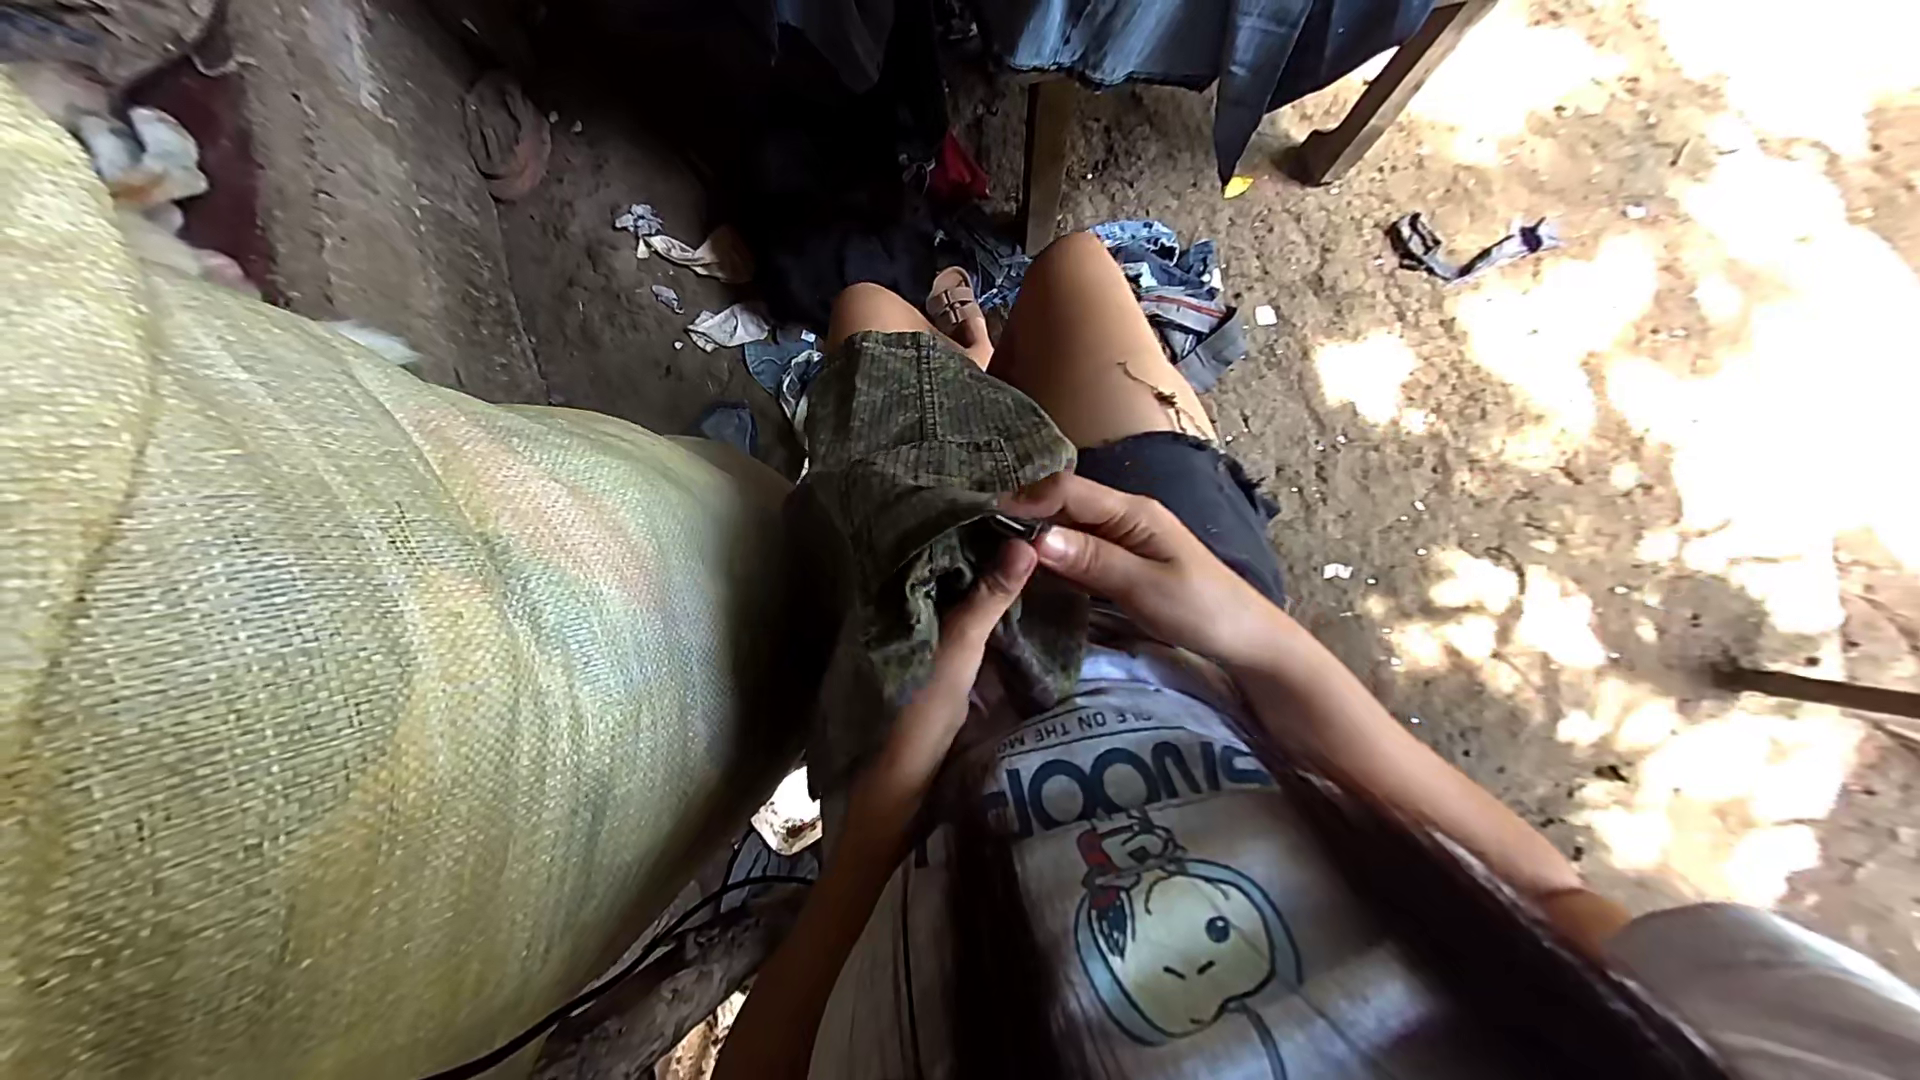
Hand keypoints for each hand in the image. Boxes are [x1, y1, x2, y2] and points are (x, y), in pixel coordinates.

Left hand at [870, 538, 1037, 782]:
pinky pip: (957, 615)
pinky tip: (1004, 592)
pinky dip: (978, 603)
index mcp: (894, 594)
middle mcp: (900, 604)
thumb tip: (1025, 543)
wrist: (898, 778)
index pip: (931, 542)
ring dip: (980, 572)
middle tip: (1022, 518)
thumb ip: (988, 597)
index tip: (1003, 501)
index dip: (964, 522)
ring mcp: (915, 630)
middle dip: (977, 545)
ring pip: (952, 588)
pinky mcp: (929, 653)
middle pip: (944, 563)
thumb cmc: (919, 707)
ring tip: (1020, 544)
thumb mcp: (959, 646)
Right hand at [1000, 472, 1284, 669]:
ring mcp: (1119, 536)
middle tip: (977, 533)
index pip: (1067, 490)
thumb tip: (1036, 538)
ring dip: (1031, 534)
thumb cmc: (1202, 609)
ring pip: (1065, 524)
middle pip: (1062, 502)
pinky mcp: (1117, 558)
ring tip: (990, 548)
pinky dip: (1048, 555)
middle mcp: (1122, 514)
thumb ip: (1093, 560)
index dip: (1025, 500)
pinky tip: (1025, 567)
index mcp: (1132, 511)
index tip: (985, 518)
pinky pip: (1074, 547)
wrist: (1244, 637)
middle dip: (1021, 513)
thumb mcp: (1146, 587)